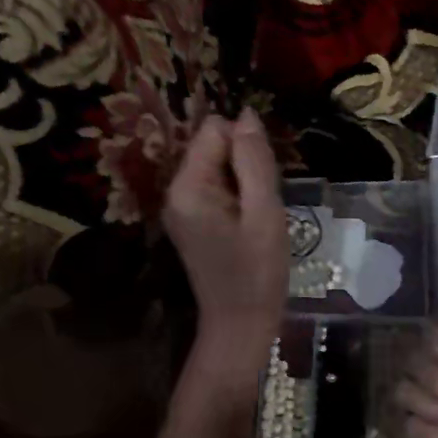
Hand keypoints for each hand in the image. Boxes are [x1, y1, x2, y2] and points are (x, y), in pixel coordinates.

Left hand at [163, 109, 287, 372]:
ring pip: (215, 168)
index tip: (260, 182)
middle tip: (258, 206)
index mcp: (187, 187)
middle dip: (241, 165)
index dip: (244, 146)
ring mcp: (178, 210)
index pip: (214, 130)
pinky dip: (232, 199)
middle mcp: (174, 193)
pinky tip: (243, 227)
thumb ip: (253, 159)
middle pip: (211, 147)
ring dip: (240, 183)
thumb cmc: (257, 272)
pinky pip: (212, 190)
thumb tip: (246, 113)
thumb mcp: (263, 211)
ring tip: (252, 219)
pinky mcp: (187, 224)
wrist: (238, 324)